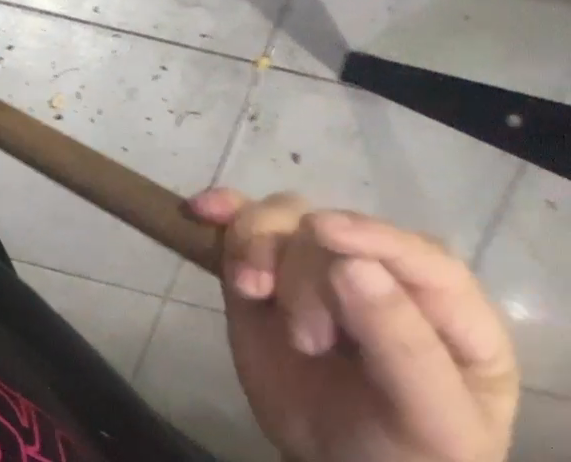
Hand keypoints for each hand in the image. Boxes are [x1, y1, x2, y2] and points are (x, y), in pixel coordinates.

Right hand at [186, 188, 519, 461]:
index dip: (371, 236)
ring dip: (254, 244)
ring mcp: (313, 270)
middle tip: (303, 339)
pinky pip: (240, 223)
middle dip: (303, 273)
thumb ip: (404, 346)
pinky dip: (221, 212)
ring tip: (248, 292)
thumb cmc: (404, 452)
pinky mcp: (261, 272)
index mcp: (448, 312)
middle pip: (331, 234)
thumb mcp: (429, 418)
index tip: (323, 233)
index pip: (417, 254)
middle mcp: (381, 277)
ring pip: (282, 219)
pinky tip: (200, 213)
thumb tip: (350, 264)